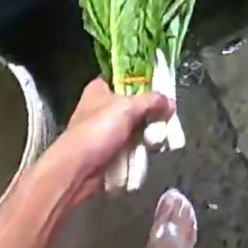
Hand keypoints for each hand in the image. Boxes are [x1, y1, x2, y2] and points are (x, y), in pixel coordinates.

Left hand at [43, 78, 172, 205]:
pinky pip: (128, 147)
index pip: (125, 79)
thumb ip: (150, 102)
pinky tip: (149, 152)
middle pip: (132, 106)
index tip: (162, 93)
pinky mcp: (106, 151)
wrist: (77, 169)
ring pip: (132, 128)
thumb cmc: (98, 129)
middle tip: (166, 120)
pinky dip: (138, 150)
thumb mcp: (127, 108)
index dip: (144, 84)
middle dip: (149, 115)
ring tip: (159, 139)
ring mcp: (103, 129)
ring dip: (145, 135)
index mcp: (99, 88)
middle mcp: (100, 105)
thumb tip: (171, 102)